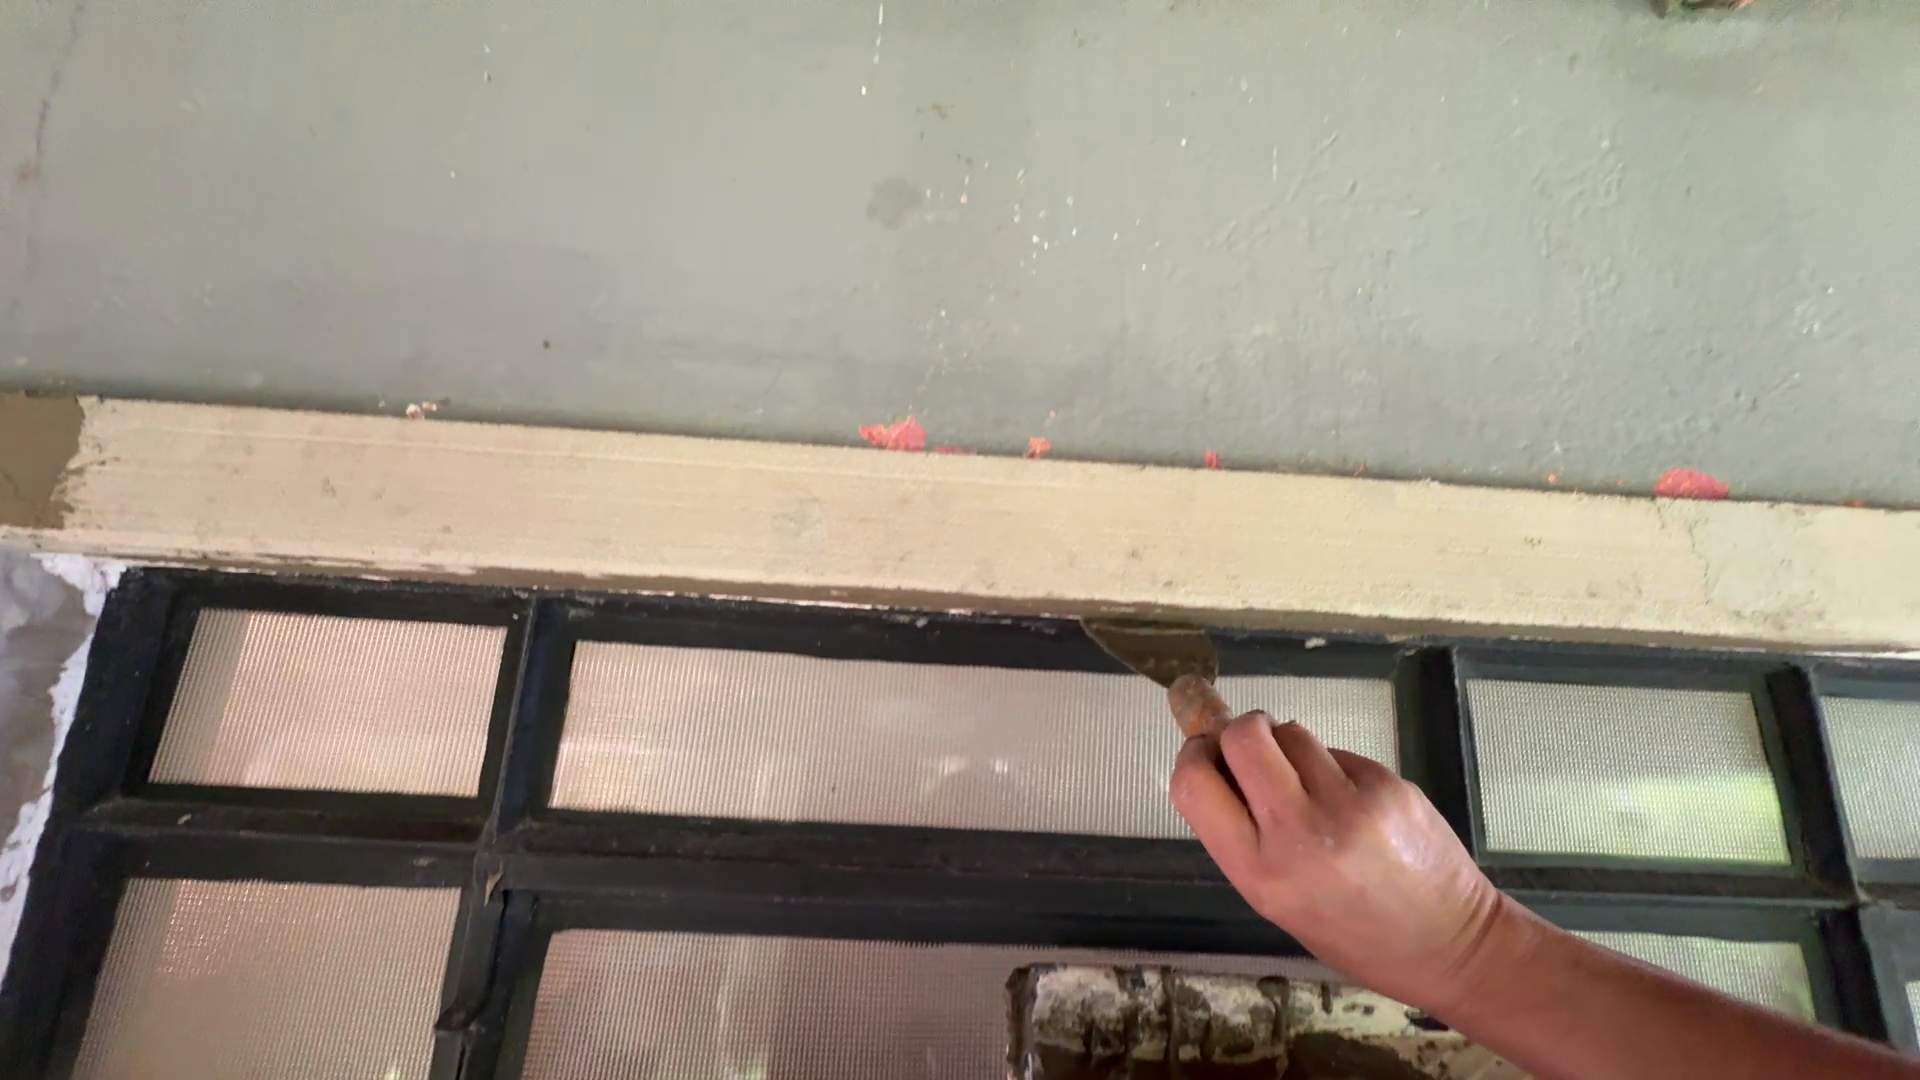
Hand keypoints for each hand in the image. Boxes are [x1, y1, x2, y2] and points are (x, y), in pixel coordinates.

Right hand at [1169, 707, 1520, 1011]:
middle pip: (1241, 736)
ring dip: (1285, 745)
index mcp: (1258, 871)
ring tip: (1309, 784)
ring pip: (1290, 731)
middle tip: (1252, 754)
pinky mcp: (1386, 785)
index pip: (1193, 783)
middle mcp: (1298, 833)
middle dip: (1237, 732)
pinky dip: (1329, 764)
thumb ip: (1237, 831)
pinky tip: (1350, 799)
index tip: (1205, 755)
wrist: (1451, 947)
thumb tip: (1212, 762)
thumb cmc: (1348, 932)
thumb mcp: (1270, 897)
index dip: (1192, 756)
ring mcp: (1347, 804)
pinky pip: (1334, 749)